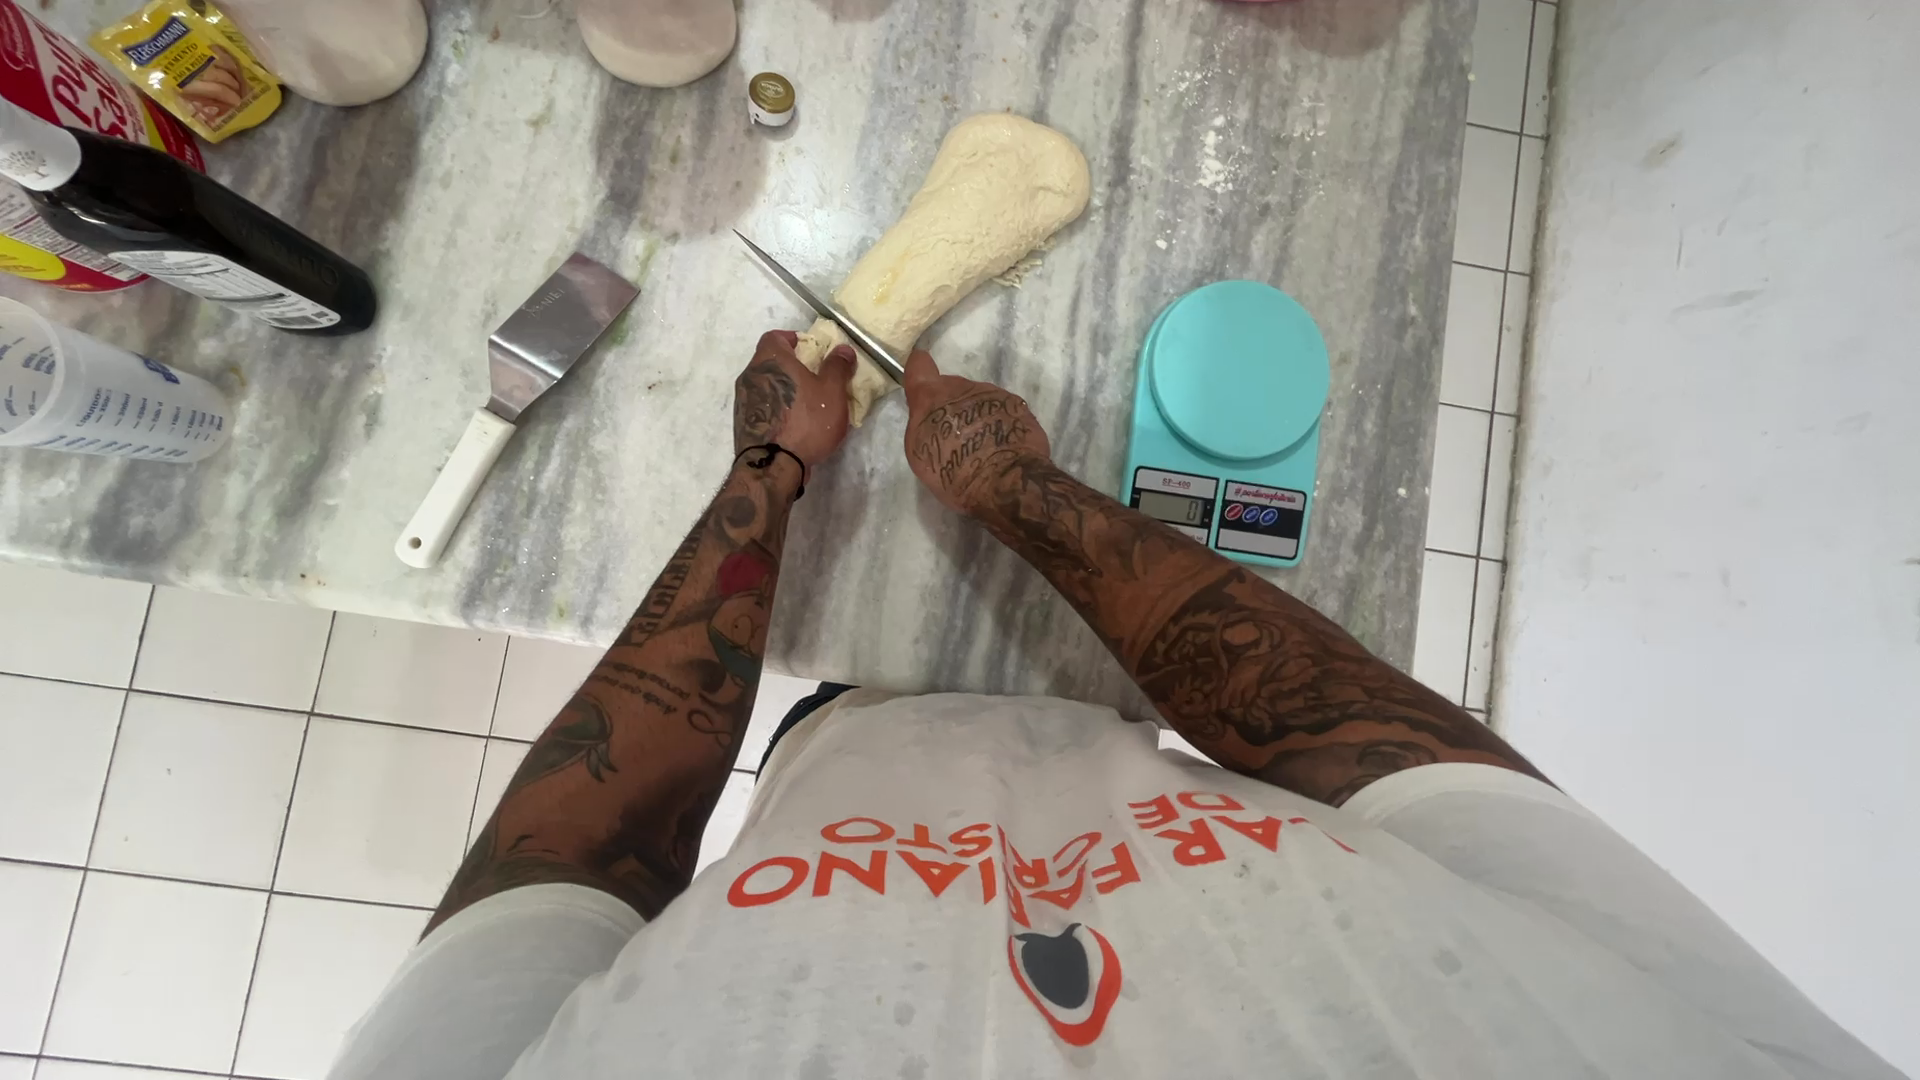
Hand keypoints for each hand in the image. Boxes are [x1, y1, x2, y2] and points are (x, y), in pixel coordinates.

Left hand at [734, 330, 855, 466]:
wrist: (772, 465)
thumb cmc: (806, 421)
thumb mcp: (832, 392)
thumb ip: (837, 367)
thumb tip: (842, 349)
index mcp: (770, 359)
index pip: (776, 336)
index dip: (793, 339)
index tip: (811, 350)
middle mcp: (751, 375)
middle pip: (770, 361)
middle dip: (792, 366)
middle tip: (815, 378)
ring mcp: (743, 401)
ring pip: (766, 386)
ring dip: (784, 389)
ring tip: (807, 404)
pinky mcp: (743, 424)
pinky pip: (763, 407)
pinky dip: (777, 409)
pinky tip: (794, 425)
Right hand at [901, 349, 1051, 517]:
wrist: (1004, 483)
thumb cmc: (953, 473)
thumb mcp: (920, 452)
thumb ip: (923, 421)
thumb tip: (932, 408)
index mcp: (931, 397)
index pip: (919, 365)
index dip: (920, 374)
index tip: (924, 389)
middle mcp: (963, 387)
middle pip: (954, 388)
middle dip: (953, 406)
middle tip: (957, 438)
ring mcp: (995, 394)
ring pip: (981, 400)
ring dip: (979, 416)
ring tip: (984, 448)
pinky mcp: (1020, 406)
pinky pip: (1004, 411)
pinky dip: (1001, 425)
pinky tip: (1003, 448)